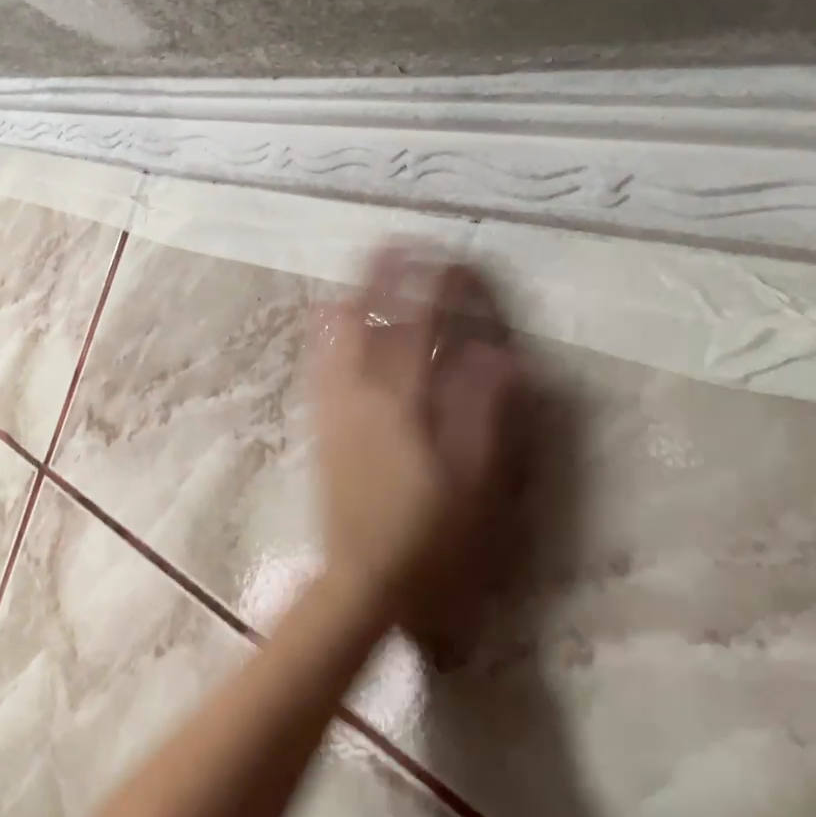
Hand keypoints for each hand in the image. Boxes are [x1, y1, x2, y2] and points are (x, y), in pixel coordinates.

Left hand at [309, 245, 518, 618]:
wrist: (361, 573)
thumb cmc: (428, 533)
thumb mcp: (472, 477)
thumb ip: (482, 410)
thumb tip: (499, 352)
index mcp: (401, 401)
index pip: (418, 324)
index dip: (435, 283)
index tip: (453, 253)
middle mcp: (357, 392)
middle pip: (361, 315)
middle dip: (379, 272)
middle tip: (402, 243)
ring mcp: (330, 405)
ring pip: (330, 333)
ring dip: (352, 293)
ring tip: (370, 269)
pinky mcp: (317, 421)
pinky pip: (316, 360)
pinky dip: (327, 329)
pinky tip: (335, 321)